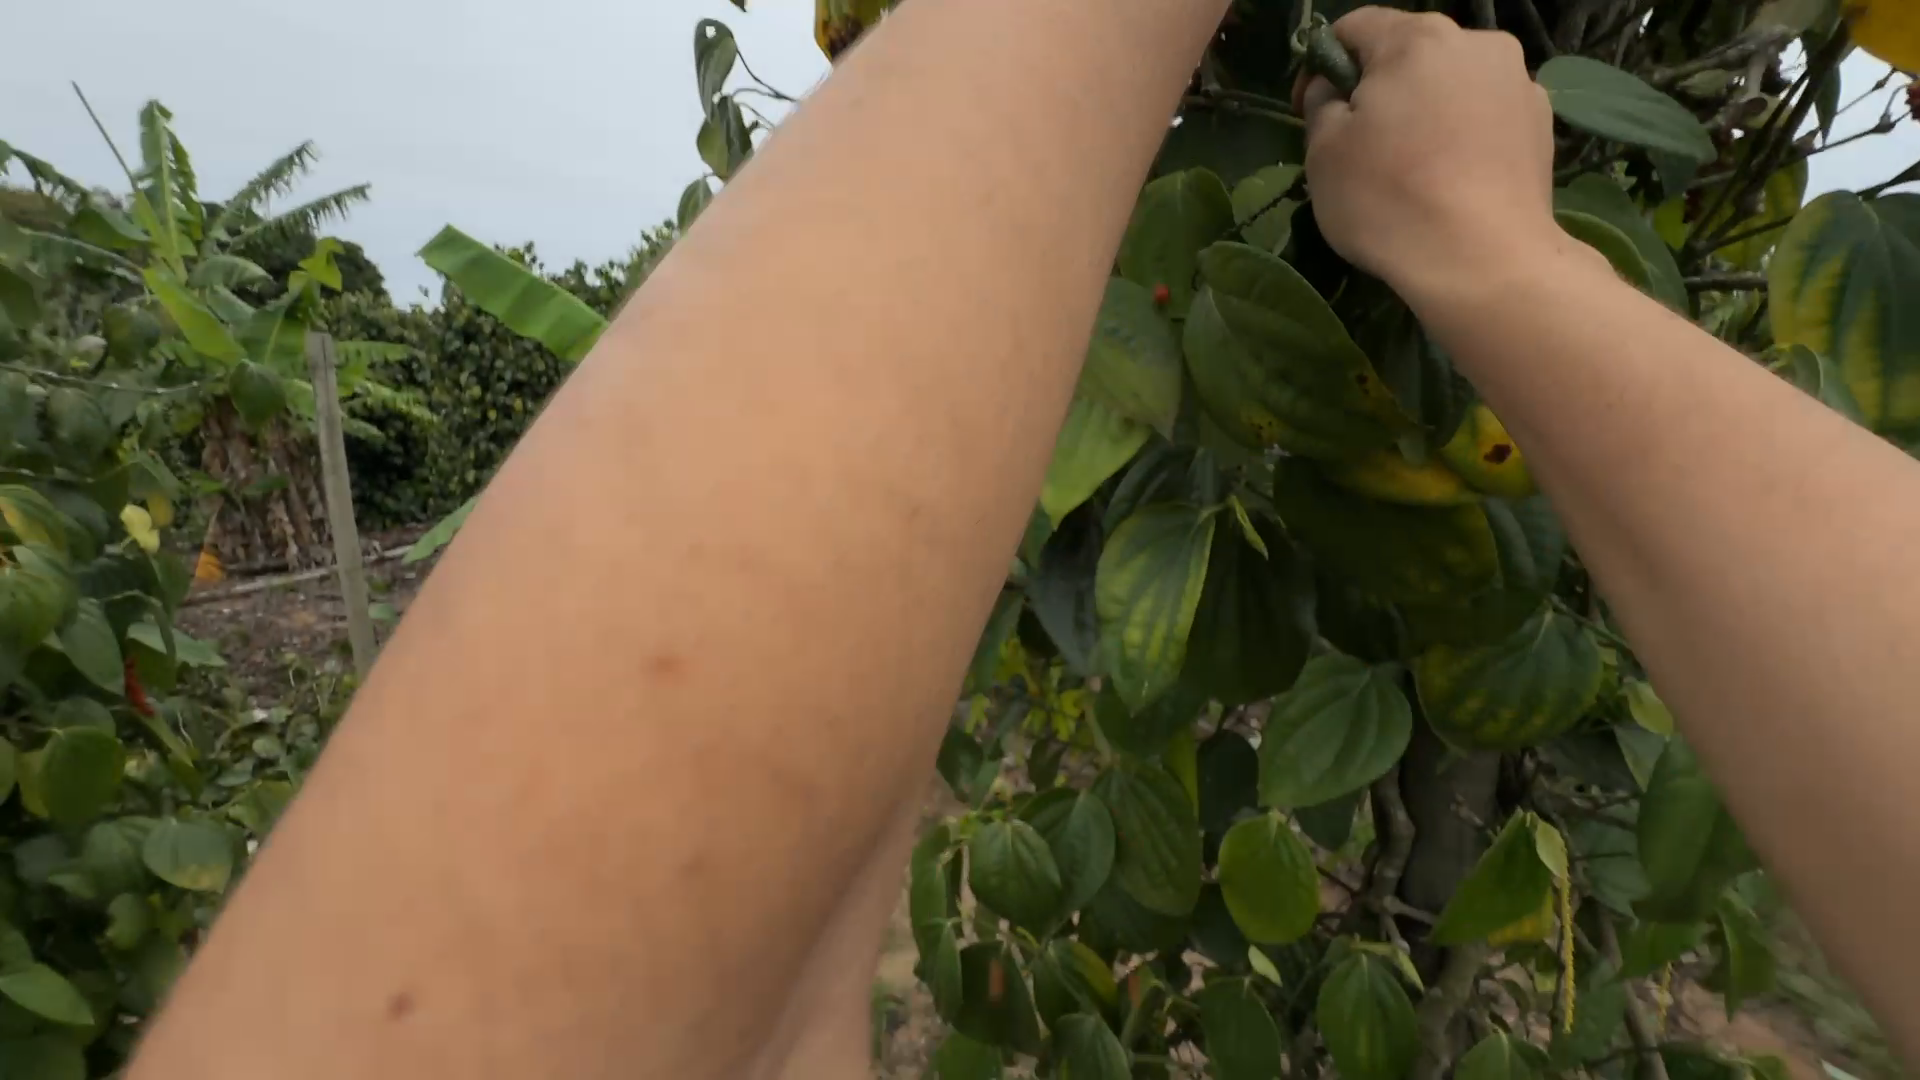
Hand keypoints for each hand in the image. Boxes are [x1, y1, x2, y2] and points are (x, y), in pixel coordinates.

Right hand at [1293, 8, 1559, 299]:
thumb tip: (1332, 89)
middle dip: (1377, 88)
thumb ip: (1321, 107)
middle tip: (1356, 144)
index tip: (1308, 108)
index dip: (1321, 64)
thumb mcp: (1323, 155)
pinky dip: (1458, 134)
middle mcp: (1473, 42)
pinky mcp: (1538, 120)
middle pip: (1409, 53)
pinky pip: (1483, 114)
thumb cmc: (1385, 199)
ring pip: (1450, 83)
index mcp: (1413, 41)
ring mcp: (1516, 79)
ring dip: (1421, 110)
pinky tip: (1445, 178)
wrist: (1478, 255)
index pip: (1355, 26)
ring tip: (1406, 165)